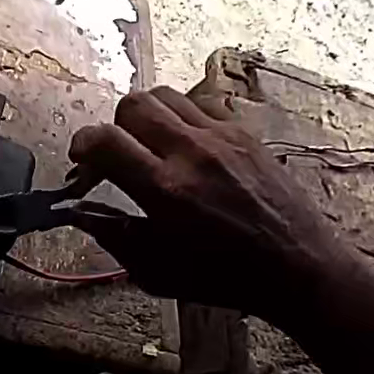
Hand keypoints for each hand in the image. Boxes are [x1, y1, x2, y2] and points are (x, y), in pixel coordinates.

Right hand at [68, 86, 356, 323]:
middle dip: (114, 125)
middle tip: (117, 154)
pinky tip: (186, 142)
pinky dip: (183, 116)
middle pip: (134, 104)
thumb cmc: (222, 277)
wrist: (295, 266)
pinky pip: (202, 103)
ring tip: (149, 144)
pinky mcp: (244, 133)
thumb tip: (78, 213)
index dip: (83, 143)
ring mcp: (221, 136)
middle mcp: (190, 152)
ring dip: (147, 116)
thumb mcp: (157, 269)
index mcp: (164, 189)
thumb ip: (113, 234)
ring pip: (166, 96)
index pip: (106, 140)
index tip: (81, 159)